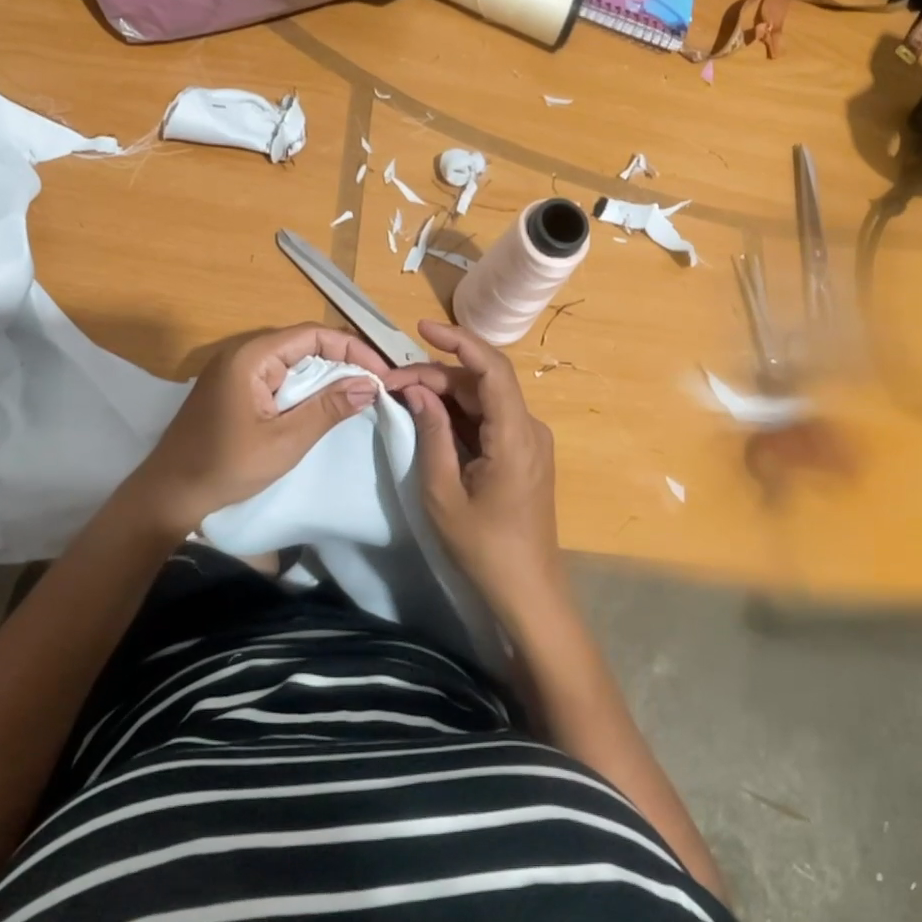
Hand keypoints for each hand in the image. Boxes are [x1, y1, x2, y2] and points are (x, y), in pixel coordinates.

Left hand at [125, 323, 394, 532]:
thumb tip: (370, 385)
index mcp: (252, 357)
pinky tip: (325, 405)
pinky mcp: (233, 391)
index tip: (382, 373)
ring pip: (292, 362)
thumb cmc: (227, 466)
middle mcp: (242, 354)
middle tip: (377, 383)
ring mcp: (235, 372)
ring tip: (360, 392)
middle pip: (303, 343)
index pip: (313, 334)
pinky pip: (277, 378)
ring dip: (326, 375)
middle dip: (343, 360)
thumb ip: (328, 408)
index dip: (352, 348)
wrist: (171, 494)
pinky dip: (305, 388)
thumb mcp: (285, 440)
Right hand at [394, 320, 561, 607]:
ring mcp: (530, 444)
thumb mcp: (443, 492)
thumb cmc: (483, 548)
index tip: (420, 329)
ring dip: (446, 395)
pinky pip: (490, 423)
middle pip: (484, 383)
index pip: (491, 368)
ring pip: (485, 401)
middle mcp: (529, 430)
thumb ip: (431, 435)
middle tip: (392, 384)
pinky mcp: (523, 458)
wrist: (527, 592)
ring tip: (402, 398)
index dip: (458, 340)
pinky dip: (459, 417)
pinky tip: (428, 420)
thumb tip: (417, 390)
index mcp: (516, 435)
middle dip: (438, 374)